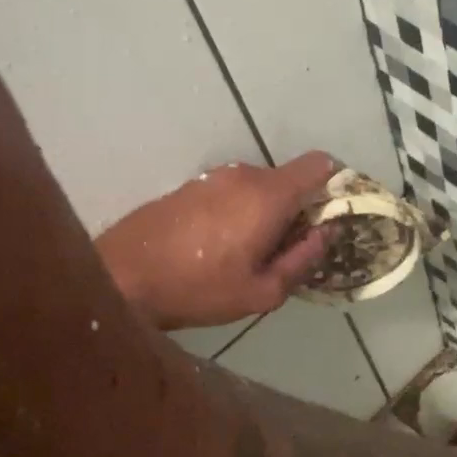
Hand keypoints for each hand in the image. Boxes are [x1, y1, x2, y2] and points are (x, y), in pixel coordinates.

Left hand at [96, 152, 333, 329]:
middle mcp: (244, 175)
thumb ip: (303, 259)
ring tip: (255, 254)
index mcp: (269, 196)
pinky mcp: (191, 187)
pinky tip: (226, 248)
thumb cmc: (200, 289)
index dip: (336, 185)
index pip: (319, 165)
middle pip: (291, 181)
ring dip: (269, 214)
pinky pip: (234, 193)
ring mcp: (214, 178)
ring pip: (261, 189)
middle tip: (292, 250)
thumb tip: (325, 234)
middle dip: (300, 210)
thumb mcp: (264, 291)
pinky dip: (243, 213)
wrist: (121, 278)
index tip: (335, 216)